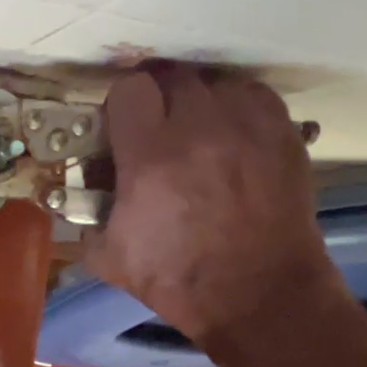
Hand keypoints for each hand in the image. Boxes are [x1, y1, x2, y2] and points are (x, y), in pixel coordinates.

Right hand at [87, 64, 344, 344]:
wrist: (253, 289)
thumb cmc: (173, 276)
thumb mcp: (106, 254)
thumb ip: (87, 214)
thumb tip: (83, 193)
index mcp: (149, 158)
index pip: (129, 90)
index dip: (119, 105)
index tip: (118, 126)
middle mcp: (200, 128)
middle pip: (172, 77)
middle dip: (156, 98)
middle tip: (152, 125)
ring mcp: (248, 125)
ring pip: (215, 81)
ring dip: (197, 99)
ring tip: (193, 129)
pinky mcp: (283, 131)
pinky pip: (253, 95)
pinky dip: (234, 107)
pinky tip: (227, 134)